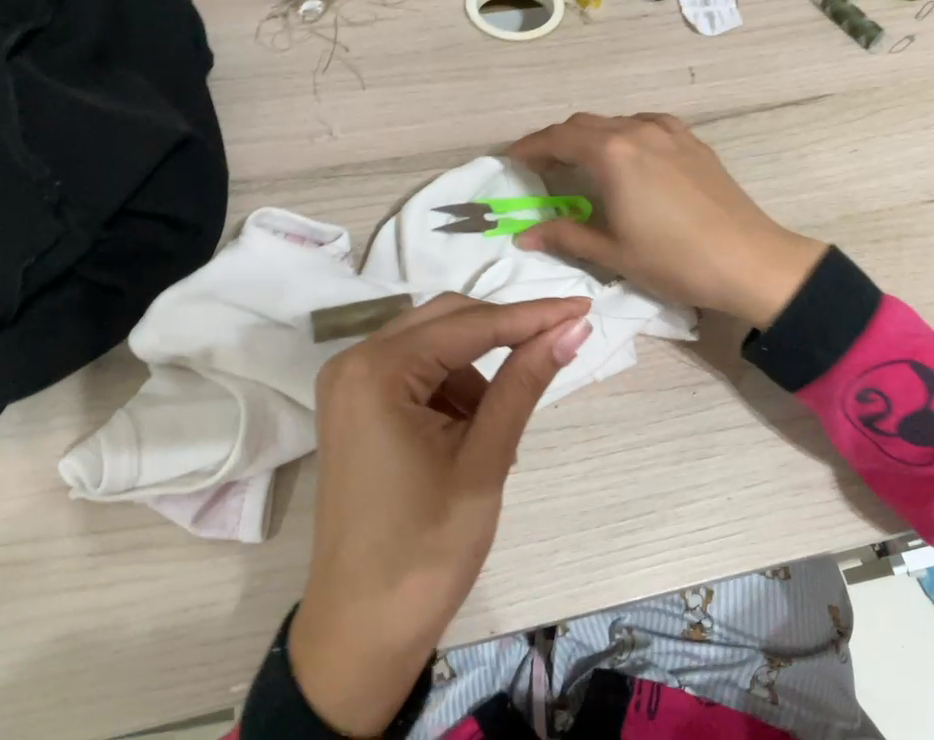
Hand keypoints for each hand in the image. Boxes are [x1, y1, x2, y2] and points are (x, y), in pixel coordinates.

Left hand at [288, 294, 592, 735]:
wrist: (364, 626)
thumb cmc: (427, 548)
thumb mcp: (484, 460)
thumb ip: (524, 383)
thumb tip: (572, 328)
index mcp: (377, 370)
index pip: (469, 324)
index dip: (531, 315)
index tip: (585, 307)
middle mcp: (353, 362)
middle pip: (445, 321)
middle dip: (504, 333)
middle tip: (562, 345)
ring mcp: (348, 386)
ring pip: (431, 346)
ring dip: (476, 369)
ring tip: (502, 431)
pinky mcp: (354, 409)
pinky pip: (413, 375)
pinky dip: (452, 390)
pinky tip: (473, 435)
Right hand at [505, 113, 826, 328]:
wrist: (747, 260)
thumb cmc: (674, 260)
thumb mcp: (612, 252)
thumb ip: (564, 236)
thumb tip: (524, 236)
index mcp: (612, 154)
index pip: (558, 138)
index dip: (529, 147)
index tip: (511, 161)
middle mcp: (637, 131)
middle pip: (583, 124)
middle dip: (556, 141)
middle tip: (539, 167)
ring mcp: (670, 133)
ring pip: (616, 122)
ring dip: (591, 137)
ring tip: (580, 164)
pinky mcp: (693, 142)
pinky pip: (647, 125)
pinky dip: (625, 134)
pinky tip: (629, 157)